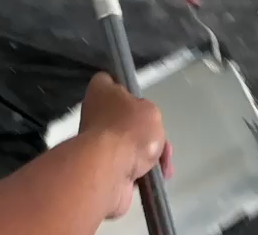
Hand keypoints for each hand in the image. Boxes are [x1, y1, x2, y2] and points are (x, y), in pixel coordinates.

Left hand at [78, 73, 168, 218]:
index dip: (128, 89)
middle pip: (126, 118)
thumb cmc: (128, 129)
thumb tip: (143, 119)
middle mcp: (94, 113)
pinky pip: (128, 165)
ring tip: (163, 163)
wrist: (111, 170)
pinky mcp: (104, 166)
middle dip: (147, 131)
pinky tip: (156, 176)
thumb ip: (148, 111)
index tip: (142, 100)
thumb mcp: (151, 110)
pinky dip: (142, 171)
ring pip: (129, 144)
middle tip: (160, 139)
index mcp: (100, 90)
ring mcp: (98, 142)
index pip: (111, 81)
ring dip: (148, 154)